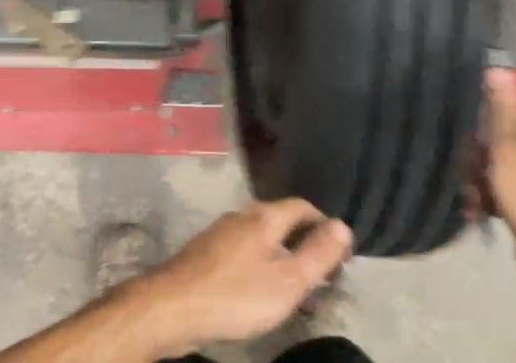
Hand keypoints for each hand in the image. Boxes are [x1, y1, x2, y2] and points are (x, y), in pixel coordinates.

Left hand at [132, 199, 352, 355]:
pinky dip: (260, 267)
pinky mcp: (204, 254)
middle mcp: (240, 216)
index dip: (325, 226)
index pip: (302, 207)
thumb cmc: (236, 295)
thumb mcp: (287, 280)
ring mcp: (219, 233)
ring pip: (261, 239)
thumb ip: (317, 253)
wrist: (172, 307)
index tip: (340, 253)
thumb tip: (342, 224)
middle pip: (281, 222)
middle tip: (322, 277)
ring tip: (295, 290)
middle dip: (304, 244)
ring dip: (281, 259)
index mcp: (263, 216)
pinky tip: (260, 292)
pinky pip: (243, 253)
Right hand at [485, 69, 515, 289]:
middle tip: (471, 146)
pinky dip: (508, 178)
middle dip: (495, 130)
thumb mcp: (505, 150)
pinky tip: (488, 198)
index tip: (482, 93)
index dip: (512, 84)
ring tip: (474, 179)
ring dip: (496, 158)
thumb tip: (499, 71)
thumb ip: (501, 110)